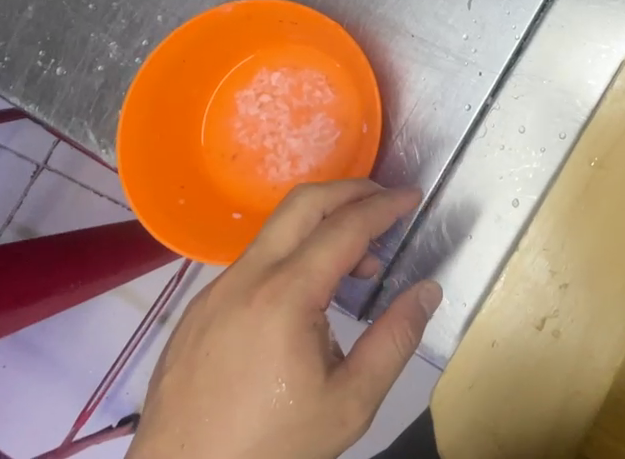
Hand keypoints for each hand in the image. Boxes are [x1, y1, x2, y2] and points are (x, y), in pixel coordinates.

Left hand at [130, 181, 441, 458]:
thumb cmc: (271, 447)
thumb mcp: (349, 404)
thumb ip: (395, 340)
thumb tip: (427, 291)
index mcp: (285, 295)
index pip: (346, 226)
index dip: (385, 206)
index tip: (414, 197)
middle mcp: (245, 279)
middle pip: (303, 203)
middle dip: (351, 190)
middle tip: (386, 202)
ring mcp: (214, 293)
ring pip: (274, 232)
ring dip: (321, 227)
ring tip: (355, 264)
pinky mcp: (196, 313)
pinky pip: (251, 264)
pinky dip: (290, 257)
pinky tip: (305, 300)